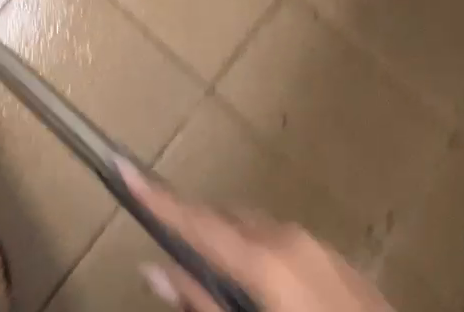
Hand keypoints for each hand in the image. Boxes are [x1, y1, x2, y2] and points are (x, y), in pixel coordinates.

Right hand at [119, 161, 392, 311]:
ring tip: (220, 278)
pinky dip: (261, 254)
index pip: (195, 220)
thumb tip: (152, 268)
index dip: (154, 195)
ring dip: (230, 245)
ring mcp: (321, 247)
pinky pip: (284, 244)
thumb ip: (201, 302)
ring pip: (254, 230)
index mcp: (265, 259)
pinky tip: (265, 288)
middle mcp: (290, 239)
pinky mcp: (343, 262)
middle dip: (196, 230)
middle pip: (223, 220)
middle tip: (174, 255)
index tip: (120, 165)